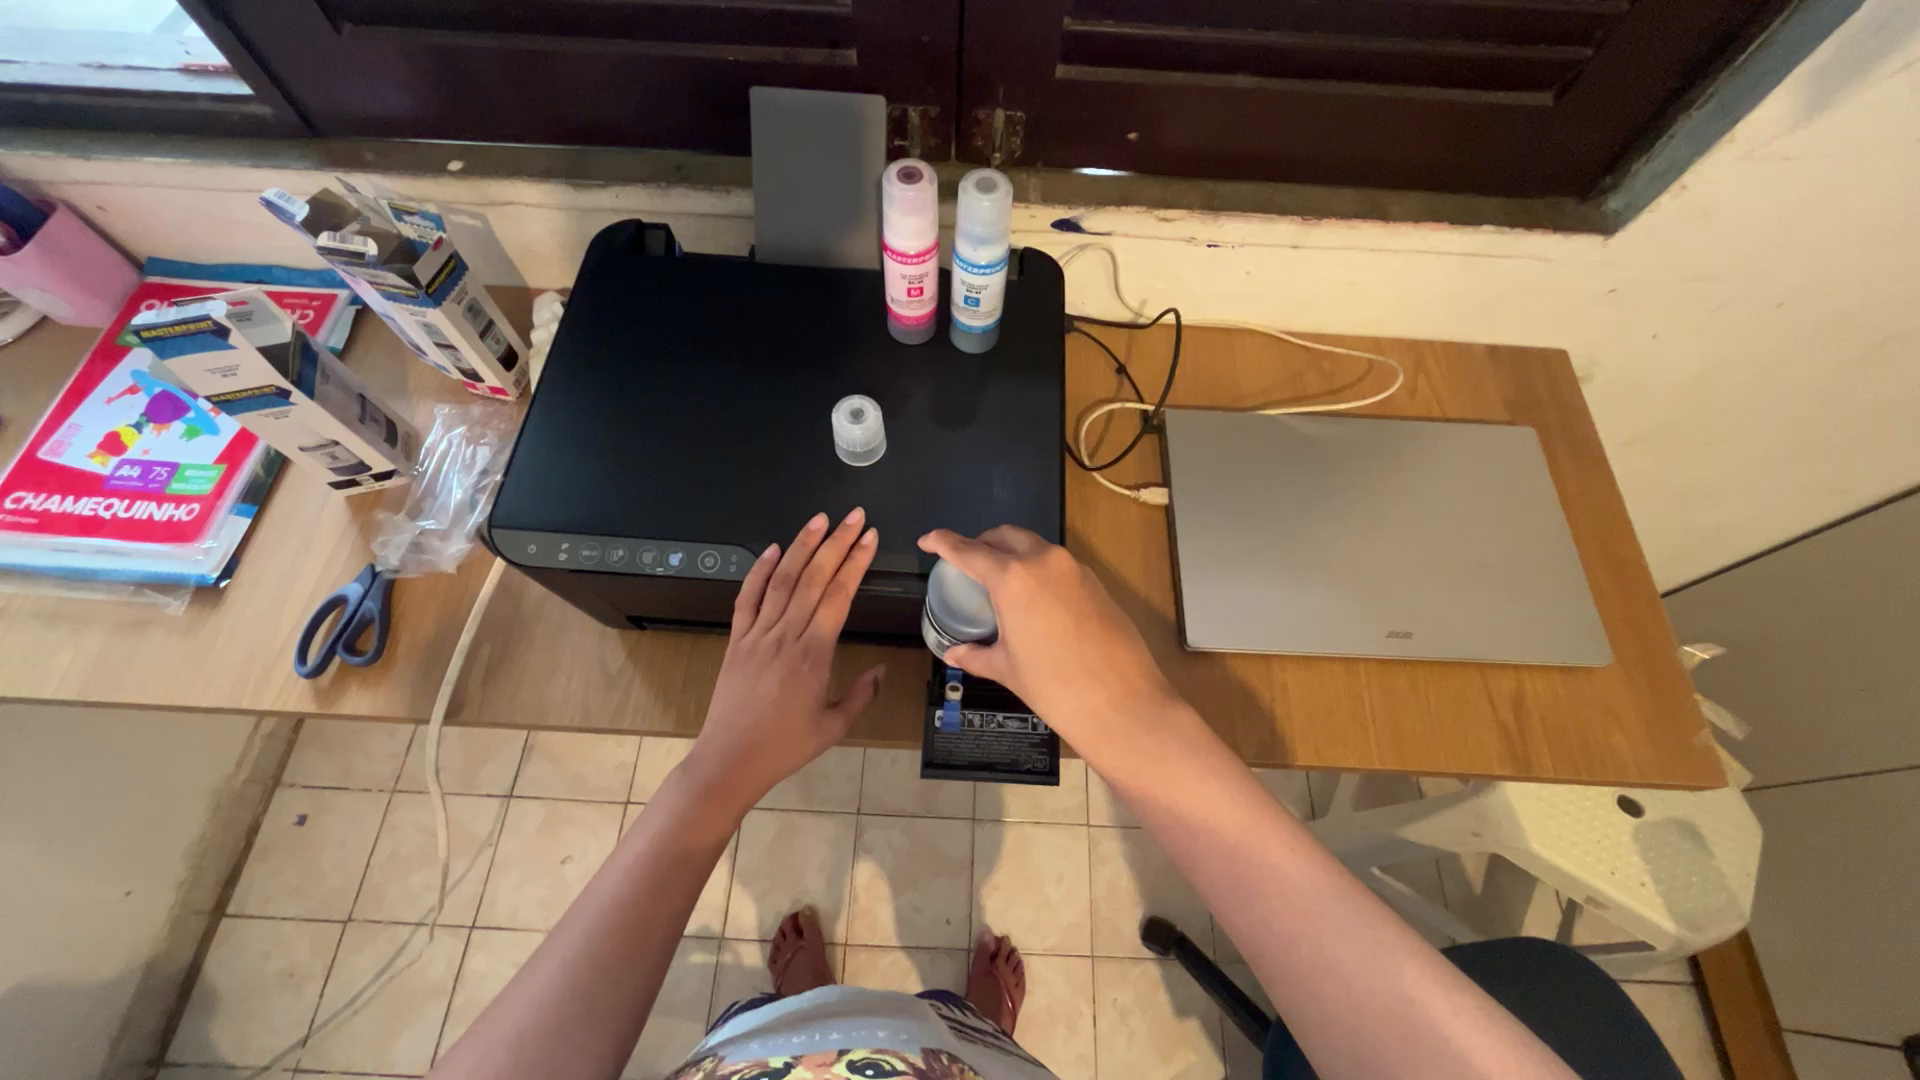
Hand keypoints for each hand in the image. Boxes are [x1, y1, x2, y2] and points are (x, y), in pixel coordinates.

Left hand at [684, 509, 884, 809]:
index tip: (870, 538)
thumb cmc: (785, 747)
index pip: (839, 595)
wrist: (729, 761)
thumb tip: (881, 670)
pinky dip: (759, 571)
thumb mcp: (834, 726)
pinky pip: (748, 598)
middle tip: (855, 517)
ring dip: (802, 546)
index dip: (856, 562)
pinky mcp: (736, 640)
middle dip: (837, 543)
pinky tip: (773, 549)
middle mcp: (786, 636)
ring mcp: (757, 635)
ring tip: (820, 520)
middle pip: (814, 578)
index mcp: (814, 655)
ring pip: (783, 580)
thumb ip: (862, 695)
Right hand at [917, 526, 1180, 744]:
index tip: (928, 540)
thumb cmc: (1054, 687)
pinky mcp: (1095, 582)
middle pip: (1004, 536)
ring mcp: (1074, 568)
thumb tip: (955, 653)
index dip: (943, 542)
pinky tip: (1033, 597)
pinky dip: (1037, 568)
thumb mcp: (1008, 669)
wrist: (1121, 701)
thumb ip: (977, 655)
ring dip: (1011, 552)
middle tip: (965, 561)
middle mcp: (1043, 562)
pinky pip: (1057, 564)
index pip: (968, 550)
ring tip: (999, 579)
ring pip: (1034, 545)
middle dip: (980, 542)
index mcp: (1013, 579)